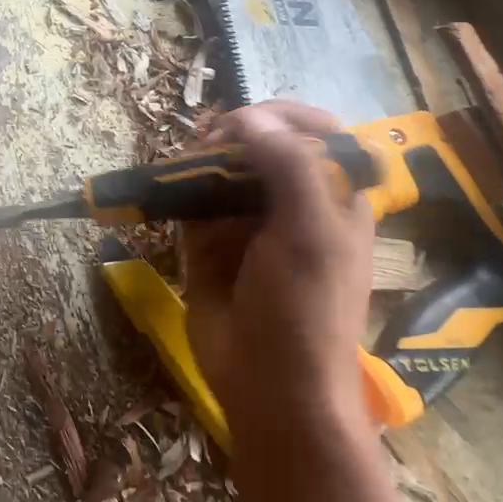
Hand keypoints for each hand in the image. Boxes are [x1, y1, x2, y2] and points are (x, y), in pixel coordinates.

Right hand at [182, 101, 376, 432]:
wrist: (270, 384)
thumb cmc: (306, 309)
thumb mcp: (311, 233)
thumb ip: (289, 167)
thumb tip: (246, 118)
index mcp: (336, 199)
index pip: (320, 134)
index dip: (286, 117)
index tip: (246, 122)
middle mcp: (292, 204)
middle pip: (262, 145)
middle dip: (232, 135)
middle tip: (206, 144)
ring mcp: (248, 224)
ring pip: (220, 169)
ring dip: (198, 160)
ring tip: (181, 169)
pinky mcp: (208, 243)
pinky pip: (191, 201)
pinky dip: (177, 189)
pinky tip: (166, 190)